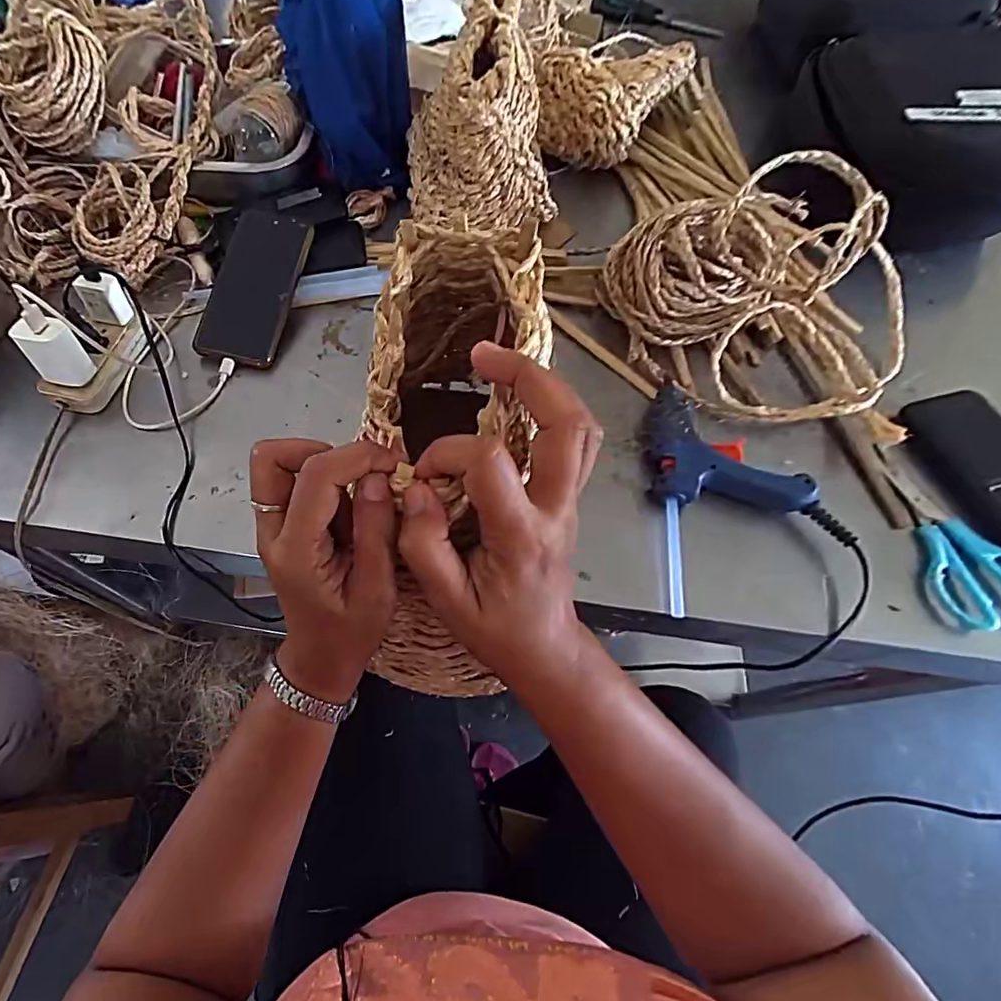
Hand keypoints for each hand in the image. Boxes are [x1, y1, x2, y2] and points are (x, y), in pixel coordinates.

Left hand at [250, 439, 400, 703]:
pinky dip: (327, 480)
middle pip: (272, 458)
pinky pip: (294, 483)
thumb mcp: (377, 590)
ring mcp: (273, 528)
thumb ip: (376, 531)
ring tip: (361, 492)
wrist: (320, 657)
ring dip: (325, 464)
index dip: (357, 456)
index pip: (315, 476)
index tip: (392, 463)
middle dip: (323, 450)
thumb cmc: (350, 634)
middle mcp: (273, 532)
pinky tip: (353, 508)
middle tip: (363, 472)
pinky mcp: (282, 526)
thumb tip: (376, 477)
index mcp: (296, 550)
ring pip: (279, 465)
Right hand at [396, 342, 602, 688]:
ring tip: (501, 365)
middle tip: (483, 354)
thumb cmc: (496, 630)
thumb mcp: (446, 602)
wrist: (544, 646)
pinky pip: (576, 440)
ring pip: (581, 426)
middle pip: (567, 424)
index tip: (423, 475)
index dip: (447, 454)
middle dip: (527, 376)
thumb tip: (418, 490)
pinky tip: (520, 398)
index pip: (489, 463)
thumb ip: (423, 545)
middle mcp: (556, 510)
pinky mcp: (568, 496)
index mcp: (521, 536)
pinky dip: (552, 408)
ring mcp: (570, 501)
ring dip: (546, 385)